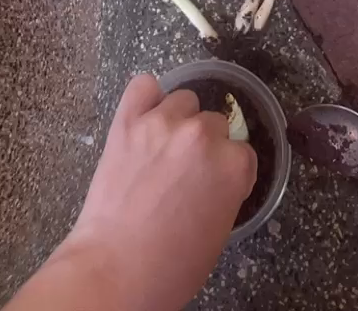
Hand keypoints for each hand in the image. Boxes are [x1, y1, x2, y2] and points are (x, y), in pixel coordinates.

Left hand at [11, 74, 256, 310]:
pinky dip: (145, 97)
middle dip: (205, 145)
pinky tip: (144, 117)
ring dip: (178, 119)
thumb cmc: (170, 265)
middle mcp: (201, 134)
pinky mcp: (127, 120)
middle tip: (186, 171)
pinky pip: (142, 85)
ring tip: (163, 146)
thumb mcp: (218, 231)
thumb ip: (225, 188)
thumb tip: (217, 172)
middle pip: (214, 122)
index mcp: (232, 164)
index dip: (229, 171)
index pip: (242, 151)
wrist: (114, 271)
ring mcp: (163, 122)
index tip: (215, 186)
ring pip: (184, 99)